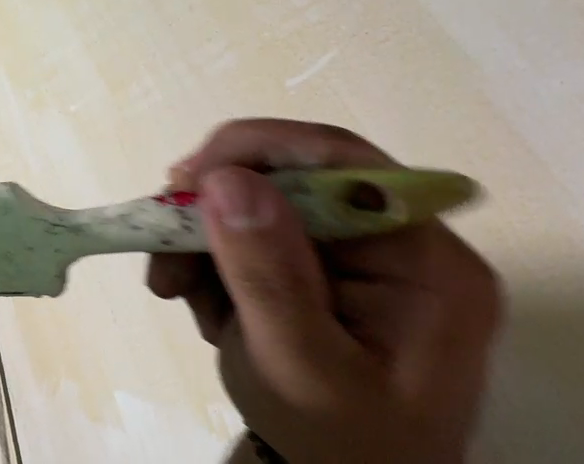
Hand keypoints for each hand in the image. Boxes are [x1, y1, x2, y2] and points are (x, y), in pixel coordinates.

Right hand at [147, 119, 501, 463]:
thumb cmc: (332, 437)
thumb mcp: (296, 363)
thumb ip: (267, 274)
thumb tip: (227, 179)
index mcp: (424, 263)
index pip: (341, 159)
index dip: (259, 148)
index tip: (187, 178)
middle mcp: (395, 243)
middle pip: (285, 175)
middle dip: (211, 205)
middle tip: (159, 235)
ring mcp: (355, 254)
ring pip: (250, 199)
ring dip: (197, 237)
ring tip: (174, 290)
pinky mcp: (316, 266)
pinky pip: (242, 228)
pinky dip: (203, 256)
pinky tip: (199, 301)